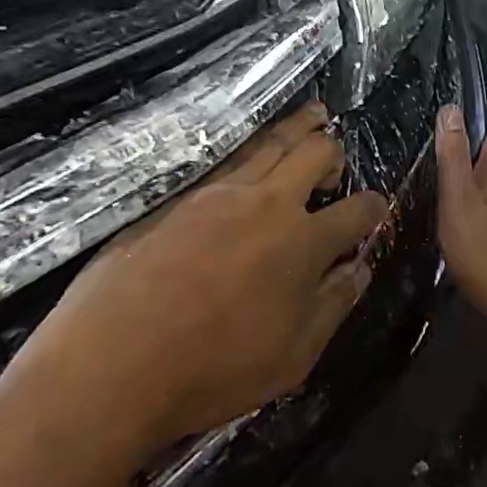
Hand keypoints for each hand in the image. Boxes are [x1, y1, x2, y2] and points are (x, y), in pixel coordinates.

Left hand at [20, 102, 388, 441]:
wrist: (109, 365)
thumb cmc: (212, 369)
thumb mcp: (293, 355)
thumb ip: (333, 305)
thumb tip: (359, 269)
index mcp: (304, 242)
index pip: (357, 210)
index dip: (375, 207)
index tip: (377, 210)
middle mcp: (267, 204)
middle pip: (315, 152)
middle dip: (336, 152)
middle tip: (335, 169)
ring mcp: (217, 194)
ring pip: (269, 142)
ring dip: (299, 128)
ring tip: (313, 116)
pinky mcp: (176, 198)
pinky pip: (225, 157)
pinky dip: (251, 146)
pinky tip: (250, 152)